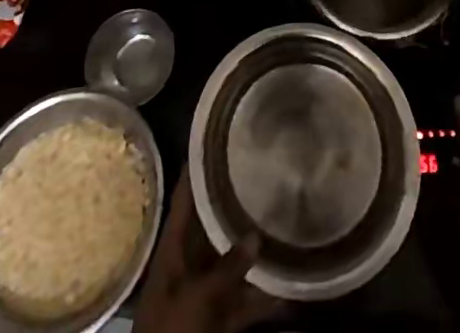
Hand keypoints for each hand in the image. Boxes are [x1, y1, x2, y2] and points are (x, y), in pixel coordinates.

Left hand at [134, 169, 283, 332]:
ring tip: (282, 226)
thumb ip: (226, 268)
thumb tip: (256, 235)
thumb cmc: (170, 330)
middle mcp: (187, 265)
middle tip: (259, 178)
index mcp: (171, 250)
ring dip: (254, 255)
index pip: (183, 202)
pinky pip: (243, 303)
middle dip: (232, 208)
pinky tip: (289, 287)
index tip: (211, 145)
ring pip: (231, 266)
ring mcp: (203, 294)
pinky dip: (263, 297)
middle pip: (210, 230)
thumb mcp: (196, 297)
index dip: (194, 174)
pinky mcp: (217, 321)